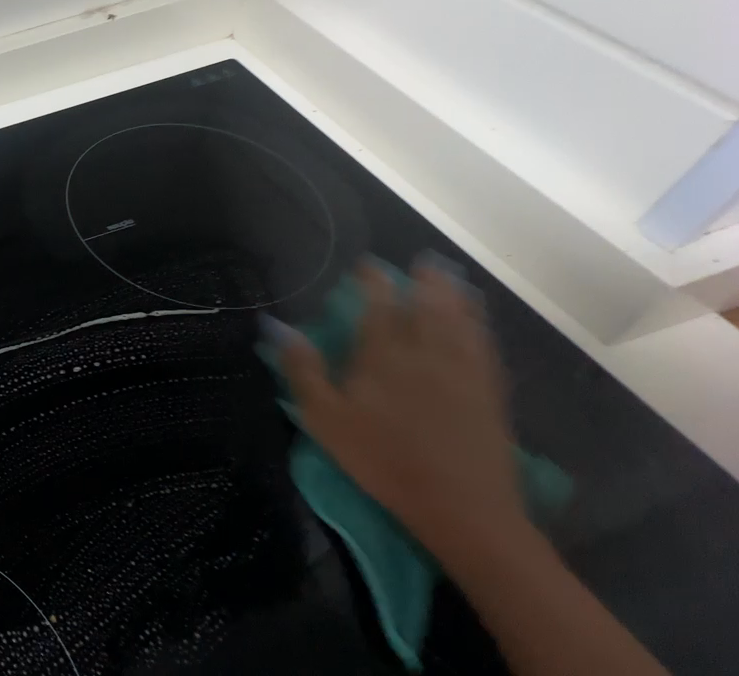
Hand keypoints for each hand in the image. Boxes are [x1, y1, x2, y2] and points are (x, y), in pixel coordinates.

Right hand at [277, 258, 525, 561]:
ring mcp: (464, 374)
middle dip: (423, 283)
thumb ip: (303, 369)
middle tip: (420, 263)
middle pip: (428, 308)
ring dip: (454, 297)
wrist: (461, 506)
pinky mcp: (490, 395)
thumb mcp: (325, 418)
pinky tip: (476, 324)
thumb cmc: (381, 459)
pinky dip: (478, 327)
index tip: (368, 267)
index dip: (374, 283)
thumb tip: (280, 327)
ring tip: (449, 280)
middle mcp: (427, 355)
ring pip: (460, 323)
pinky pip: (484, 349)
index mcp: (383, 357)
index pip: (379, 307)